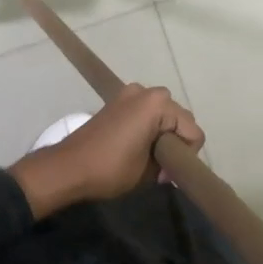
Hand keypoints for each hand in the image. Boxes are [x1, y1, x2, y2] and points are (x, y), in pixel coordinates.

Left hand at [9, 84, 204, 218]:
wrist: (70, 166)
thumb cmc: (111, 168)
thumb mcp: (149, 172)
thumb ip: (169, 164)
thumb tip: (170, 167)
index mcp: (157, 104)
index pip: (193, 131)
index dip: (186, 155)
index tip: (167, 172)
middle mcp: (146, 91)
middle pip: (179, 117)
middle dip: (176, 141)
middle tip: (161, 166)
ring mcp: (129, 93)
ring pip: (163, 113)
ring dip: (163, 133)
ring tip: (150, 156)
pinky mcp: (117, 100)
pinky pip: (145, 111)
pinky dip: (148, 126)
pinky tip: (137, 145)